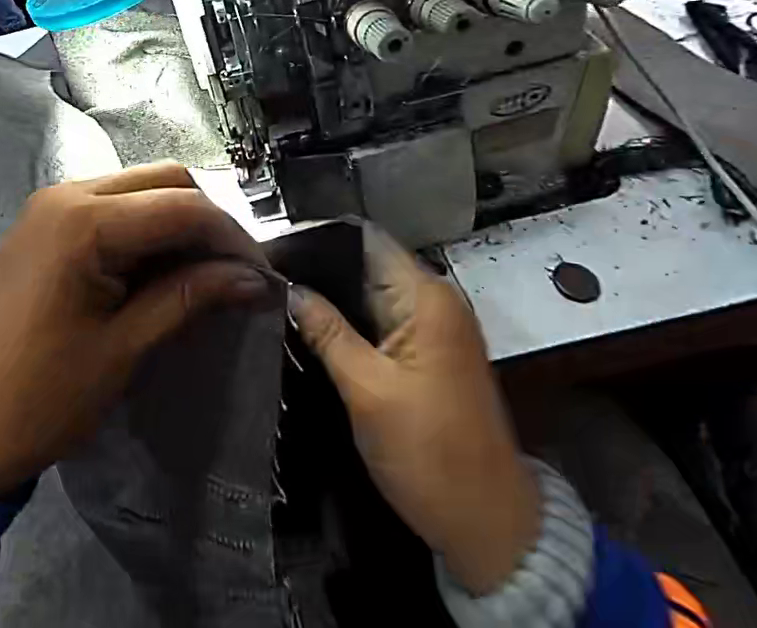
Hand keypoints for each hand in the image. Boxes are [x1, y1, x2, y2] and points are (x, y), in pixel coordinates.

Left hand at [0, 163, 270, 500]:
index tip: (261, 275)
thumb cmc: (39, 398)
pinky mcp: (50, 223)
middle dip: (211, 221)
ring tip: (209, 270)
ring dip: (184, 221)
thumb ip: (193, 296)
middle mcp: (67, 195)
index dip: (232, 238)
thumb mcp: (126, 347)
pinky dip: (154, 228)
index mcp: (82, 223)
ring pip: (147, 188)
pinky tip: (169, 266)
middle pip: (167, 181)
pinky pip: (120, 206)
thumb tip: (255, 279)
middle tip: (236, 270)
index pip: (183, 207)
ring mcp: (54, 205)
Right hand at [290, 223, 540, 594]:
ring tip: (283, 299)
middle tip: (270, 279)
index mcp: (426, 296)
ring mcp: (436, 325)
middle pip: (370, 264)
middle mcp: (436, 298)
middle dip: (323, 269)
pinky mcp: (432, 351)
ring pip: (375, 293)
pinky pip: (386, 320)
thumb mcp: (368, 392)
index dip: (322, 239)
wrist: (486, 517)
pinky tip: (318, 328)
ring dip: (336, 296)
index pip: (368, 241)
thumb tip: (291, 289)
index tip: (276, 250)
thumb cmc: (429, 452)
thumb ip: (329, 333)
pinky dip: (355, 321)